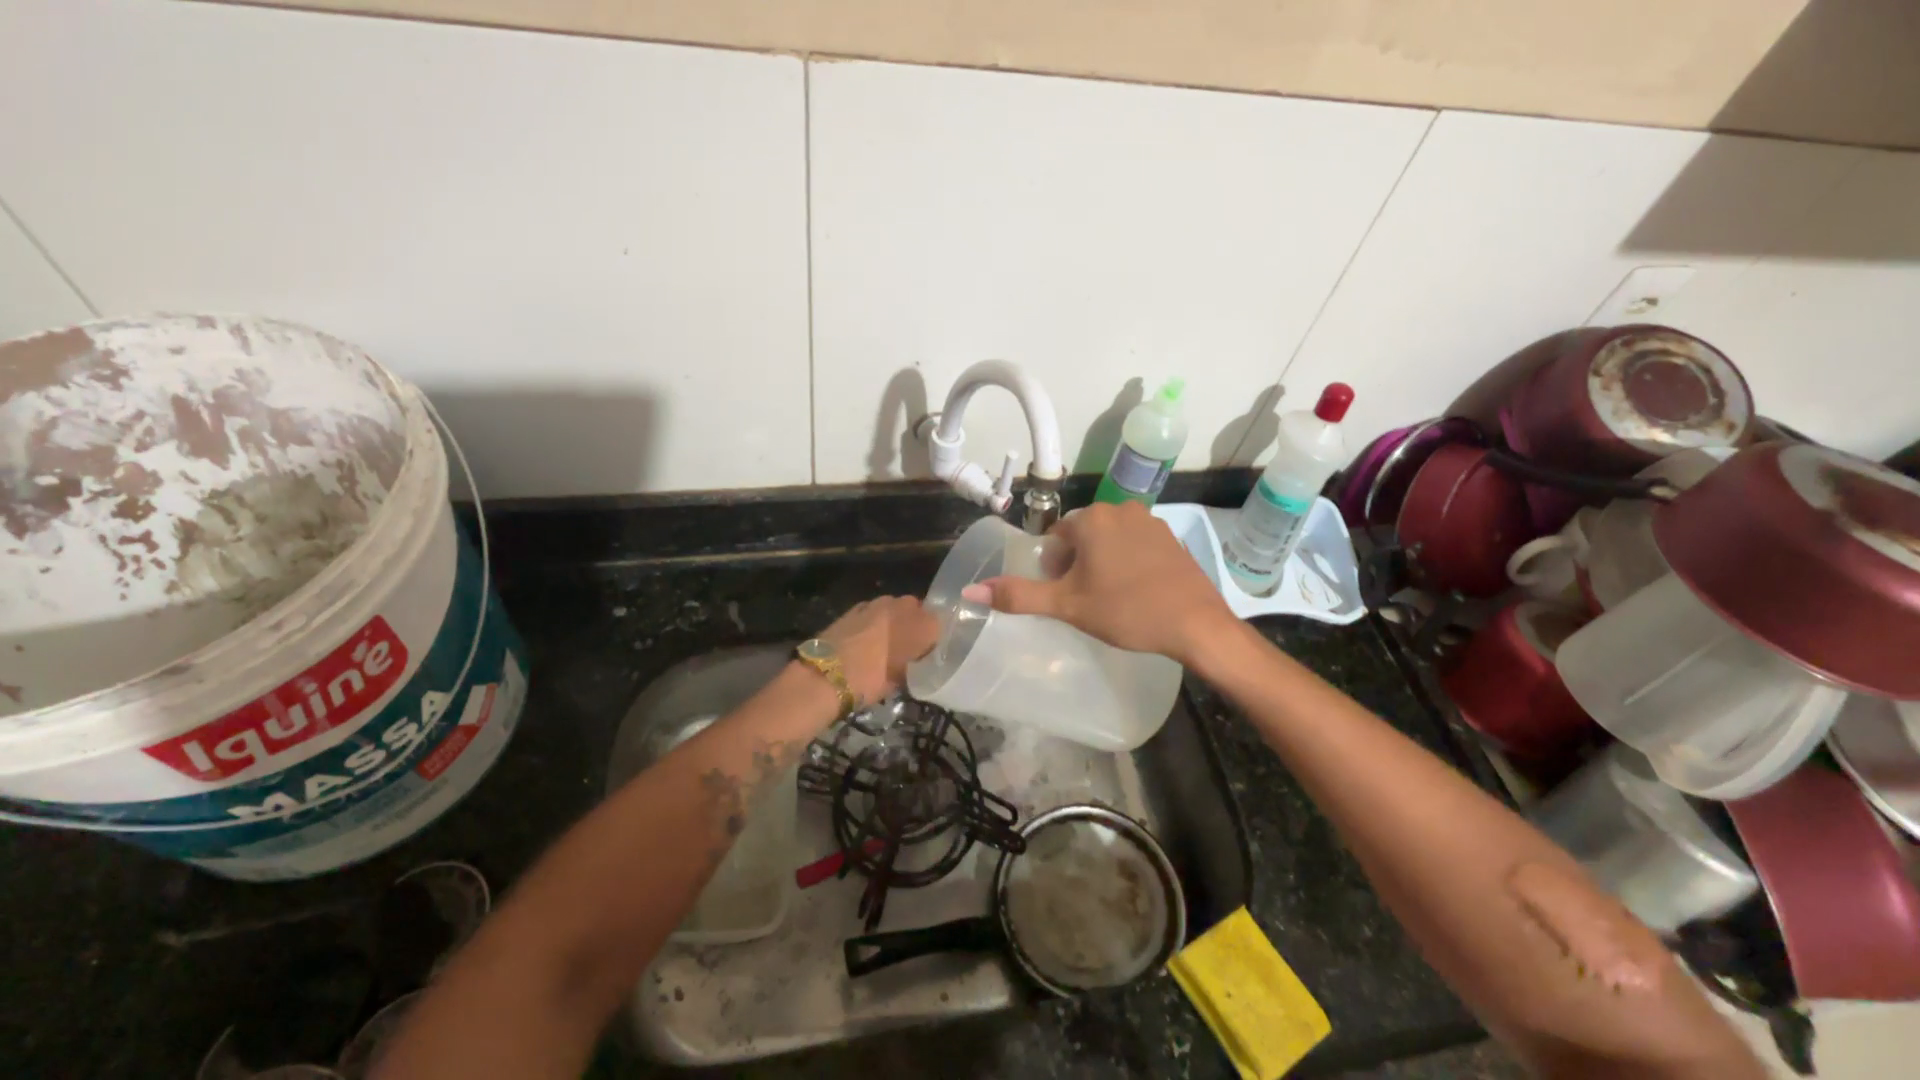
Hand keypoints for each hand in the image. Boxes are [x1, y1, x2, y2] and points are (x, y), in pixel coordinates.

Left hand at [815, 595, 939, 704]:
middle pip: (916, 610)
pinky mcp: (856, 606)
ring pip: (894, 607)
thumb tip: (911, 661)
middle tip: (907, 645)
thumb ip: (912, 664)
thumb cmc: (870, 682)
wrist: (827, 675)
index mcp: (923, 625)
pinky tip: (867, 637)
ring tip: (885, 640)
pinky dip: (874, 620)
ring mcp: (878, 603)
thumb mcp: (900, 680)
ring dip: (893, 619)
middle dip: (913, 623)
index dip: (932, 638)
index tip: (926, 652)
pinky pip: (873, 610)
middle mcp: (904, 607)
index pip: (938, 625)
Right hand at [961, 501, 1234, 664]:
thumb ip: (1018, 596)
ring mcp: (1150, 521)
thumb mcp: (1067, 606)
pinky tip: (1137, 593)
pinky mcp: (1172, 538)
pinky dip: (1130, 564)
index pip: (1056, 537)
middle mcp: (1120, 509)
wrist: (1196, 624)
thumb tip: (970, 592)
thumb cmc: (1126, 611)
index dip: (1055, 568)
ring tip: (1111, 598)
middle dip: (1078, 564)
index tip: (1067, 595)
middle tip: (1086, 600)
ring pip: (1111, 540)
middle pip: (1083, 536)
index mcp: (1091, 520)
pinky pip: (1137, 546)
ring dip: (1103, 563)